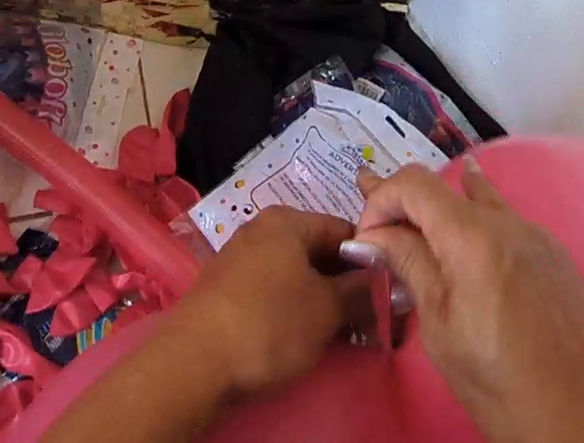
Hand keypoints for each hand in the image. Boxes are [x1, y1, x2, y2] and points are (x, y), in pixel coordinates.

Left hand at [160, 207, 369, 402]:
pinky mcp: (229, 290)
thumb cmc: (269, 323)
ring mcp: (242, 259)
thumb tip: (389, 283)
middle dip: (347, 284)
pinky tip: (307, 336)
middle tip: (372, 318)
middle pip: (319, 251)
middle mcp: (263, 230)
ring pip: (297, 274)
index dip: (371, 259)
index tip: (390, 292)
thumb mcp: (326, 309)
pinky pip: (275, 290)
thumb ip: (361, 292)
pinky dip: (296, 308)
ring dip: (324, 300)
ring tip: (344, 333)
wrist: (194, 363)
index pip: (344, 230)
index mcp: (288, 221)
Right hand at [356, 162, 583, 442]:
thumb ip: (410, 265)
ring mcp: (535, 233)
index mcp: (473, 235)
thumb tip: (375, 234)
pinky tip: (466, 236)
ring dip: (440, 209)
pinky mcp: (553, 253)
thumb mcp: (441, 327)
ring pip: (478, 197)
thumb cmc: (500, 382)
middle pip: (444, 186)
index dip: (381, 199)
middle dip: (405, 204)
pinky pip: (505, 219)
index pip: (414, 183)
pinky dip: (475, 221)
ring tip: (414, 223)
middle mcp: (506, 220)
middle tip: (378, 229)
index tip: (367, 238)